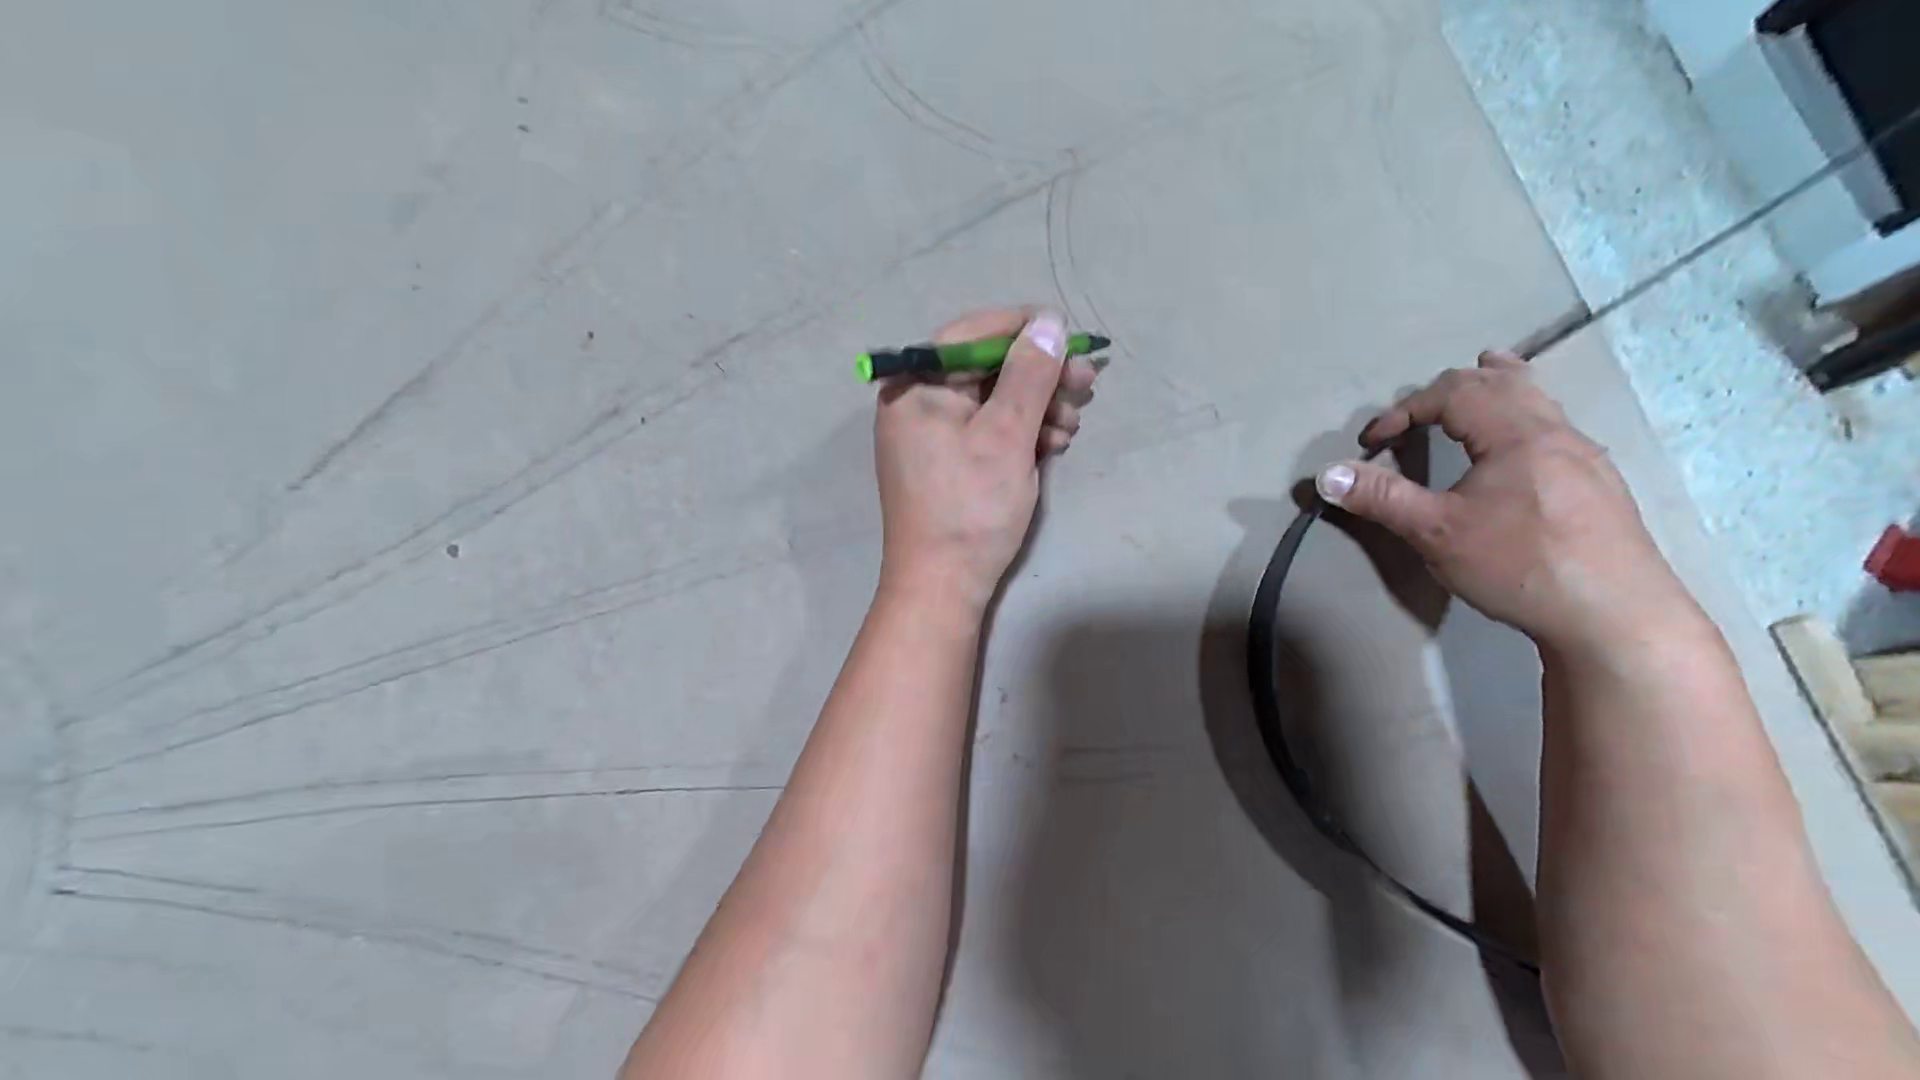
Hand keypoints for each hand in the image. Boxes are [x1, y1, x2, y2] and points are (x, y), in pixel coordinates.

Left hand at [872, 308, 1096, 613]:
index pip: (974, 333)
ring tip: (1071, 426)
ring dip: (1039, 406)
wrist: (943, 584)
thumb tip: (1049, 322)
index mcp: (916, 386)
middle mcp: (918, 402)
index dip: (1026, 329)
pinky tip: (1053, 444)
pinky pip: (988, 429)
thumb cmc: (971, 508)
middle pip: (987, 367)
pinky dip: (1022, 432)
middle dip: (1041, 376)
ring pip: (994, 400)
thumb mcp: (1006, 435)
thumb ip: (1029, 374)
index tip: (1071, 336)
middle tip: (1086, 385)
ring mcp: (932, 433)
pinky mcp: (948, 459)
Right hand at [1316, 351, 1696, 652]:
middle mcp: (1558, 434)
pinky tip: (1517, 450)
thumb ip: (1381, 497)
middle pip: (1505, 383)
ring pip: (1539, 401)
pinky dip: (1523, 417)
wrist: (1616, 617)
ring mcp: (1586, 460)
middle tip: (1419, 406)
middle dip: (1454, 385)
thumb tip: (1326, 474)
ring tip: (1486, 376)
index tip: (1373, 441)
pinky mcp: (1598, 487)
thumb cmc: (1519, 565)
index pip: (1454, 394)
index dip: (1405, 410)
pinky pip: (1554, 429)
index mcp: (1518, 435)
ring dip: (1500, 387)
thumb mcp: (1435, 532)